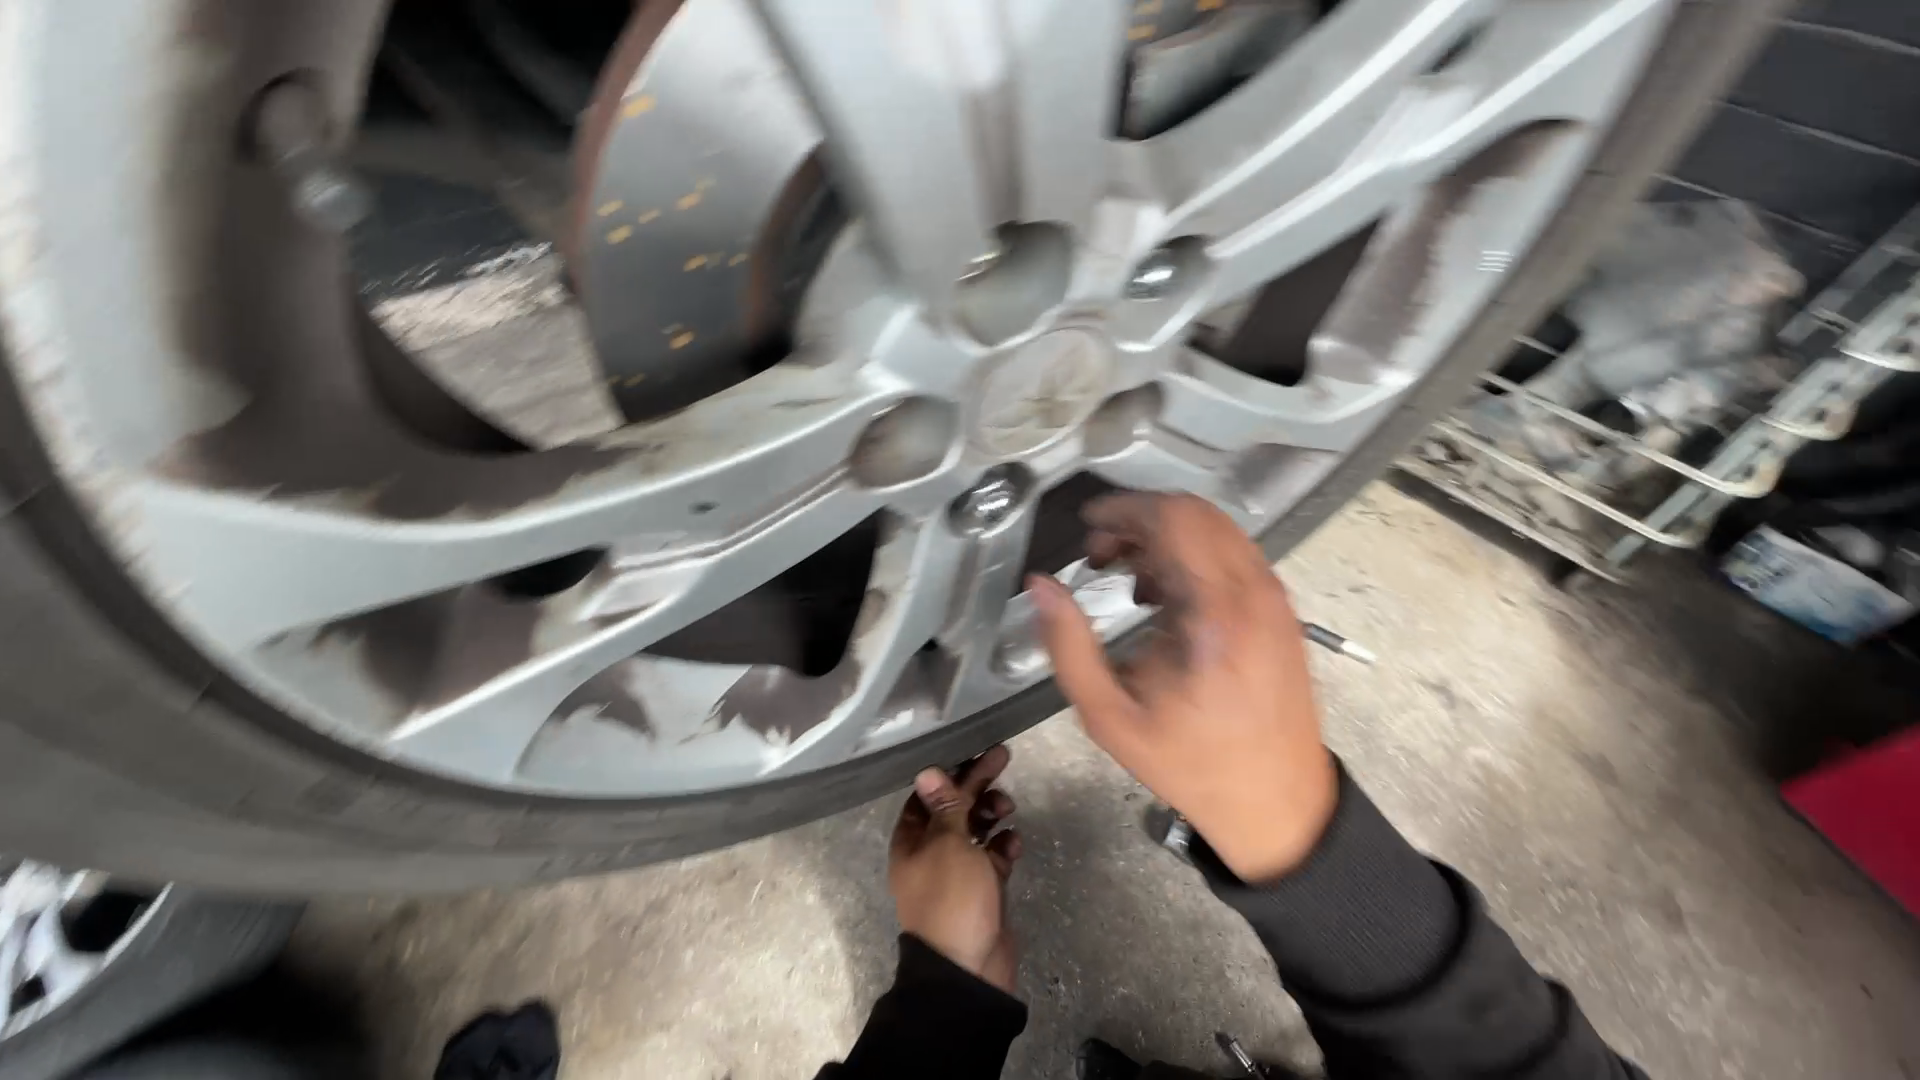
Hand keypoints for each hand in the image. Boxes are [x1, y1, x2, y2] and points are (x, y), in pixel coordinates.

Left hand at [889, 745, 1023, 990]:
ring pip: (975, 830)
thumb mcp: (948, 846)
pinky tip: (1014, 843)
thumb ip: (945, 808)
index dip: (950, 772)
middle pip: (955, 808)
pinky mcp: (983, 889)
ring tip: (1007, 808)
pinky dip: (1003, 846)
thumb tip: (927, 771)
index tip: (974, 750)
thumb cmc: (951, 899)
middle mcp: (931, 852)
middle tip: (1004, 758)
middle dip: (977, 784)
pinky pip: (993, 857)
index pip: (928, 794)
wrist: (968, 971)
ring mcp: (958, 872)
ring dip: (991, 813)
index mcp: (911, 841)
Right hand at [1029, 493, 1336, 882]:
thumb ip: (1067, 645)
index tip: (1087, 527)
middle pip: (1194, 513)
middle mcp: (1254, 592)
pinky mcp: (1281, 610)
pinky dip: (1192, 557)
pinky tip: (1163, 596)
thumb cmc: (1190, 763)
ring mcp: (1275, 598)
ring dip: (1164, 537)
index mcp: (1215, 614)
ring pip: (1215, 529)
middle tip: (1099, 554)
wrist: (1277, 803)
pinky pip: (1233, 555)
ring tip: (1127, 578)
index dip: (1123, 509)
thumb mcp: (1109, 716)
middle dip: (1138, 519)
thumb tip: (1041, 586)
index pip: (1173, 518)